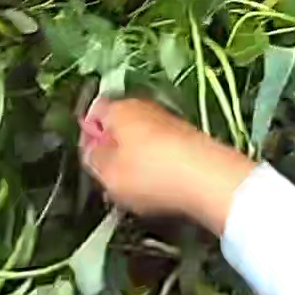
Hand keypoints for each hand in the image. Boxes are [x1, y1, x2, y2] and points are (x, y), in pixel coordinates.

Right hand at [78, 98, 256, 235]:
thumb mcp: (108, 173)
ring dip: (133, 158)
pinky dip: (154, 163)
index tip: (90, 160)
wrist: (206, 175)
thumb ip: (93, 158)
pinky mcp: (184, 134)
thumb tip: (90, 149)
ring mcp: (165, 118)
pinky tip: (157, 186)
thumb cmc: (149, 172)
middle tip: (109, 179)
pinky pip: (159, 146)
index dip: (88, 135)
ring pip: (139, 136)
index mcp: (118, 108)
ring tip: (133, 188)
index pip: (94, 111)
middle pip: (118, 123)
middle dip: (111, 149)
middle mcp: (141, 105)